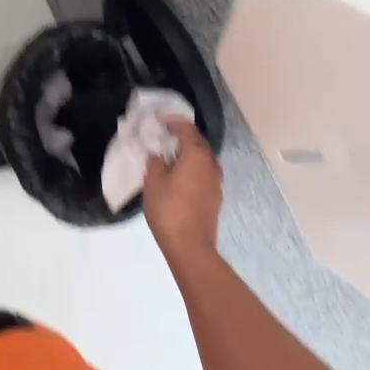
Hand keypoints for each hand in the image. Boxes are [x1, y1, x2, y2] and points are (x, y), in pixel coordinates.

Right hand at [143, 117, 222, 261]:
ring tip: (168, 160)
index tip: (159, 121)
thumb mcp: (153, 182)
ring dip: (187, 156)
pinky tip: (178, 180)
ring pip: (201, 161)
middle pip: (197, 143)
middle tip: (163, 139)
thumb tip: (159, 156)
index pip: (187, 128)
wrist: (190, 247)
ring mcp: (216, 183)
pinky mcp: (215, 198)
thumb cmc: (169, 210)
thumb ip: (155, 162)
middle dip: (181, 138)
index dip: (173, 122)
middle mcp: (211, 164)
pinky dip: (191, 171)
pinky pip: (203, 175)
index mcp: (197, 155)